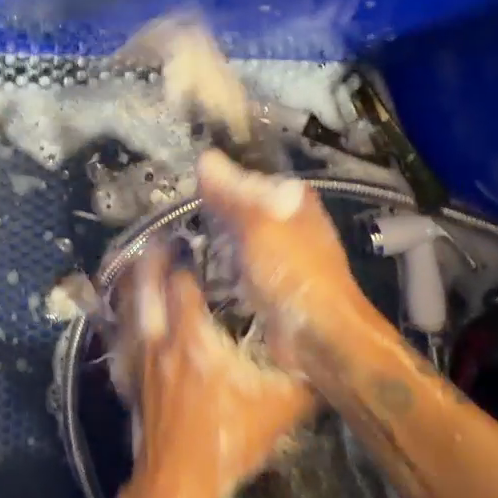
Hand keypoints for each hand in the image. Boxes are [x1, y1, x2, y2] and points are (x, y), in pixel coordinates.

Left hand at [112, 244, 319, 497]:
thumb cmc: (227, 442)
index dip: (185, 260)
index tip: (193, 240)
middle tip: (159, 238)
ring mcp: (137, 362)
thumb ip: (302, 378)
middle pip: (143, 287)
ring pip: (126, 310)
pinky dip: (123, 320)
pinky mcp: (128, 382)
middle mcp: (157, 341)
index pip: (181, 285)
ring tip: (140, 266)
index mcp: (191, 339)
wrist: (176, 482)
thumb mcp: (278, 410)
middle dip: (150, 259)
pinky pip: (120, 339)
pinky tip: (128, 318)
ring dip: (133, 284)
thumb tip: (327, 355)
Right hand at [194, 150, 383, 367]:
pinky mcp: (271, 286)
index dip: (219, 182)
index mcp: (292, 201)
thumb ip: (232, 194)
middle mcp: (289, 224)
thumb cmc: (295, 275)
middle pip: (241, 210)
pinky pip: (238, 269)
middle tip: (179, 220)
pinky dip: (221, 269)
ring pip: (238, 240)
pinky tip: (203, 273)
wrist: (319, 337)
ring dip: (215, 244)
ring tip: (183, 245)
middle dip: (213, 215)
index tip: (188, 188)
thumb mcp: (259, 226)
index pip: (248, 179)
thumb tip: (205, 160)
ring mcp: (281, 257)